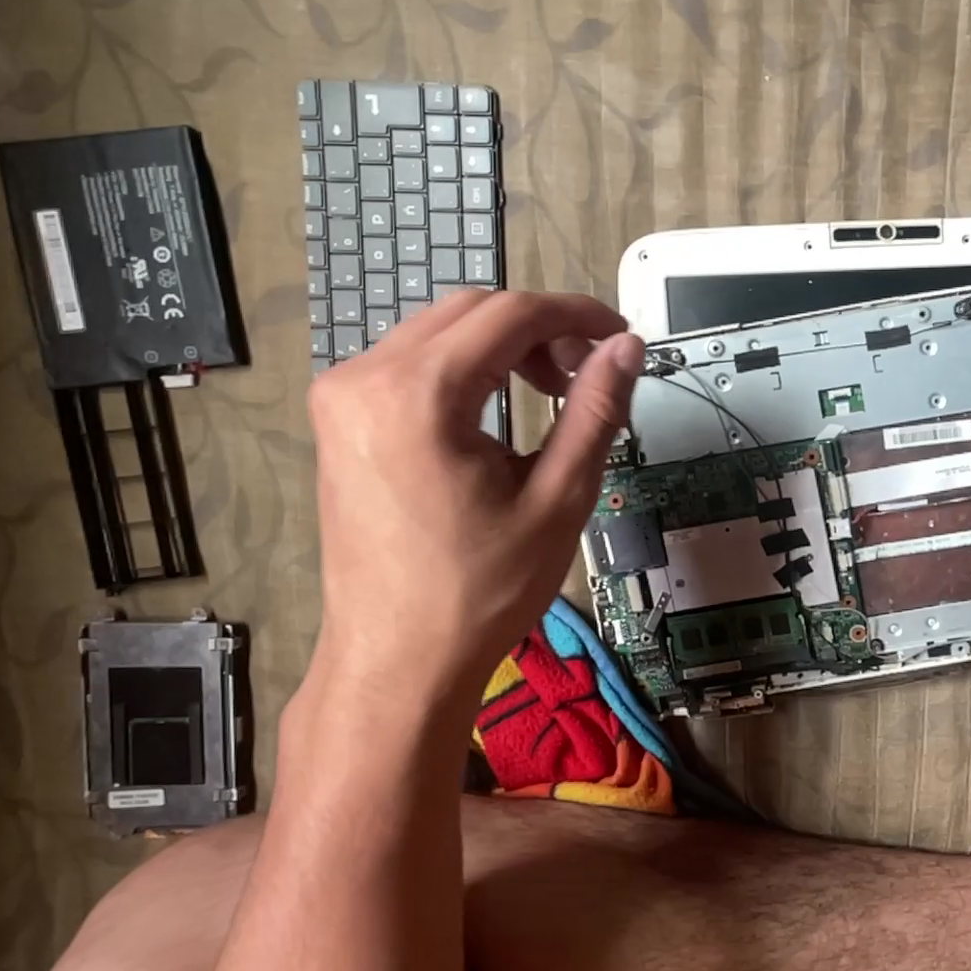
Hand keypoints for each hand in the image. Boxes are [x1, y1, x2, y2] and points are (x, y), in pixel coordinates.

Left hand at [306, 291, 642, 706]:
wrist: (398, 658)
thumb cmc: (481, 590)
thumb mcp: (558, 498)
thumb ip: (595, 412)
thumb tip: (627, 351)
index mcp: (415, 396)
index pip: (509, 314)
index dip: (577, 315)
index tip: (621, 338)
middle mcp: (363, 380)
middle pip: (472, 311)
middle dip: (543, 330)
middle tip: (592, 375)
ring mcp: (343, 398)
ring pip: (443, 331)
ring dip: (508, 347)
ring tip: (556, 395)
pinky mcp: (343, 420)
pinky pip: (415, 363)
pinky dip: (471, 368)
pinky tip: (504, 410)